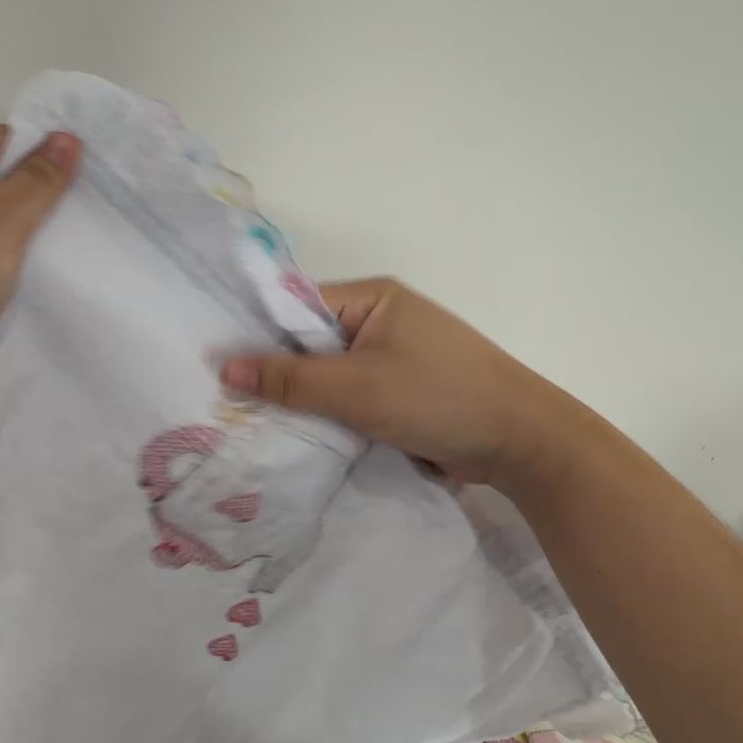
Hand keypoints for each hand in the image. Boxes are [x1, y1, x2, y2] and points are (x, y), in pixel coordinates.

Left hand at [0, 126, 81, 387]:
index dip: (38, 151)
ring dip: (21, 229)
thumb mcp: (0, 223)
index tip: (81, 172)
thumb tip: (67, 138)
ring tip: (60, 239)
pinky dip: (3, 257)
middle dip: (33, 192)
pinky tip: (29, 271)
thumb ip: (36, 181)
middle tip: (79, 208)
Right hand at [219, 278, 593, 488]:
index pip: (295, 306)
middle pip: (308, 341)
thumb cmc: (438, 398)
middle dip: (277, 371)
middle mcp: (379, 319)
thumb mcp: (354, 388)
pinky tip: (297, 432)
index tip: (217, 363)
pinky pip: (348, 395)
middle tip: (228, 398)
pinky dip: (328, 413)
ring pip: (327, 373)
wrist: (525, 444)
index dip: (257, 333)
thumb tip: (224, 368)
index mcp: (371, 298)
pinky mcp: (400, 390)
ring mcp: (392, 356)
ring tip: (254, 418)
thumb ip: (287, 379)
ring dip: (303, 397)